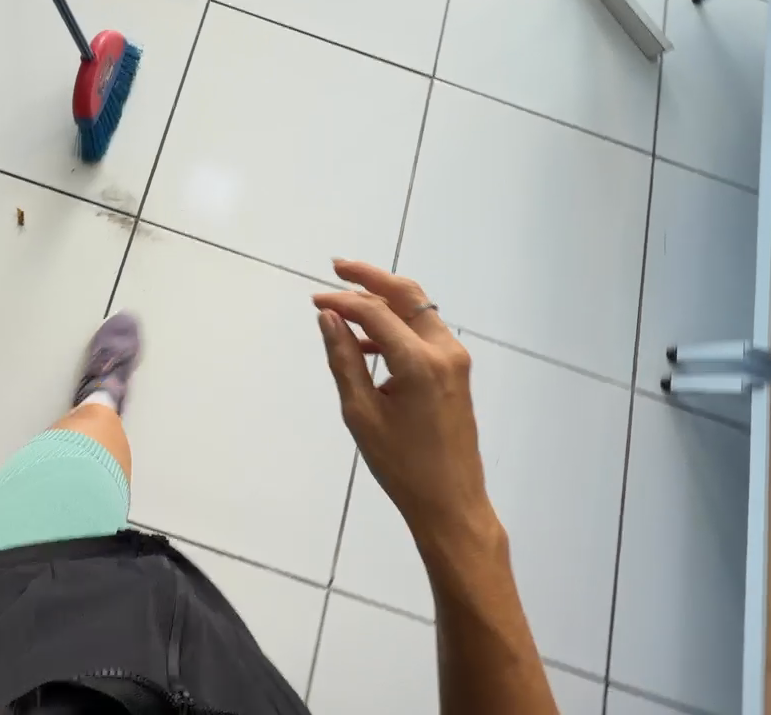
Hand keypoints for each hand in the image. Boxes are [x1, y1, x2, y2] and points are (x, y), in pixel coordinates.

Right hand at [314, 260, 493, 544]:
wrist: (452, 503)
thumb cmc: (401, 465)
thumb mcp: (361, 413)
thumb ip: (343, 358)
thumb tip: (328, 317)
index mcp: (418, 362)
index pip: (374, 313)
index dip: (341, 301)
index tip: (314, 300)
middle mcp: (443, 351)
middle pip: (406, 294)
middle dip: (370, 277)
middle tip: (337, 267)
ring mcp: (455, 359)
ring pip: (417, 309)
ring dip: (383, 299)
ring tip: (346, 300)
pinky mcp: (455, 369)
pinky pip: (423, 331)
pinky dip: (396, 324)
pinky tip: (366, 341)